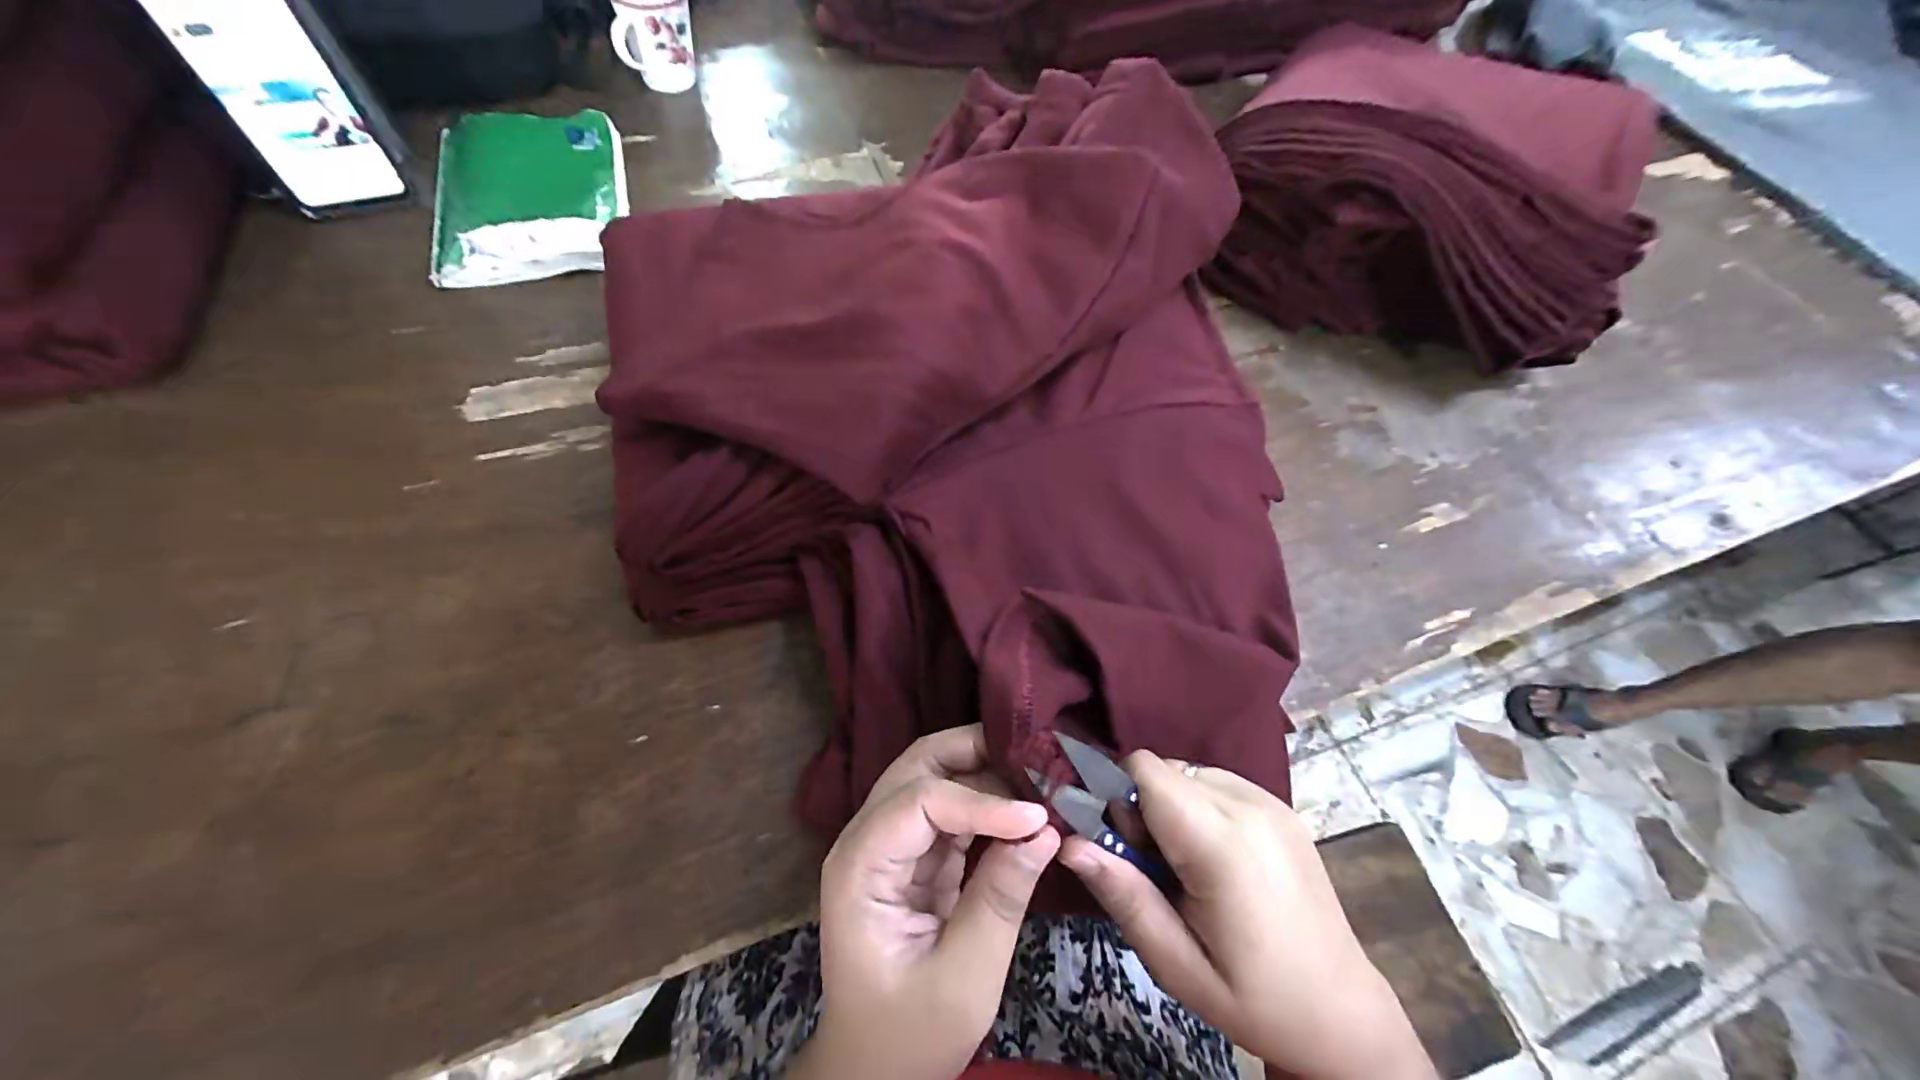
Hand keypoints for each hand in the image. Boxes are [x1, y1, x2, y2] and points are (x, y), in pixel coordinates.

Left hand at [789, 726, 1060, 1079]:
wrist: (873, 1069)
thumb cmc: (908, 1035)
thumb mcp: (963, 979)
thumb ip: (1000, 899)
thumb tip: (1047, 832)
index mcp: (860, 865)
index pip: (920, 801)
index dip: (982, 800)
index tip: (1039, 817)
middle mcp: (869, 839)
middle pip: (920, 766)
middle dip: (977, 752)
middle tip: (1036, 760)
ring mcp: (892, 844)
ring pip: (938, 778)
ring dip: (988, 772)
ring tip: (1041, 779)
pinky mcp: (918, 856)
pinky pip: (955, 812)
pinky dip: (992, 804)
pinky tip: (1028, 809)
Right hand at [1059, 752, 1434, 1079]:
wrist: (1344, 1014)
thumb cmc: (1253, 999)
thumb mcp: (1176, 963)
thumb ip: (1123, 895)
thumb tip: (1067, 843)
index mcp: (1222, 842)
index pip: (1145, 769)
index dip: (1119, 798)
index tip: (1125, 849)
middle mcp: (1249, 805)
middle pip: (1162, 768)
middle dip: (1141, 805)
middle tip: (1154, 867)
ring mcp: (1270, 801)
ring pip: (1186, 771)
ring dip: (1169, 805)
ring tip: (1186, 866)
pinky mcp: (1281, 806)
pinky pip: (1215, 781)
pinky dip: (1197, 805)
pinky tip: (1214, 858)